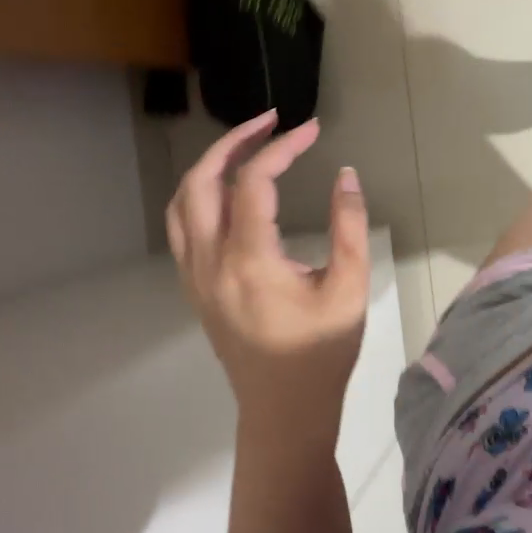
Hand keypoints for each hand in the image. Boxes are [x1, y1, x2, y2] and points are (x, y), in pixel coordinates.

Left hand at [167, 110, 370, 434]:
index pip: (254, 183)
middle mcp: (210, 263)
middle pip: (200, 182)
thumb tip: (346, 176)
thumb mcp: (350, 290)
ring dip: (210, 166)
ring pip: (181, 204)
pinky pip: (183, 227)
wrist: (283, 409)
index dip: (282, 148)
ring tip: (247, 146)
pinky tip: (231, 192)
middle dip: (232, 142)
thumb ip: (349, 229)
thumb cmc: (323, 353)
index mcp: (249, 262)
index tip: (312, 130)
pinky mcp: (195, 288)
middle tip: (271, 123)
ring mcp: (195, 276)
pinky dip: (201, 194)